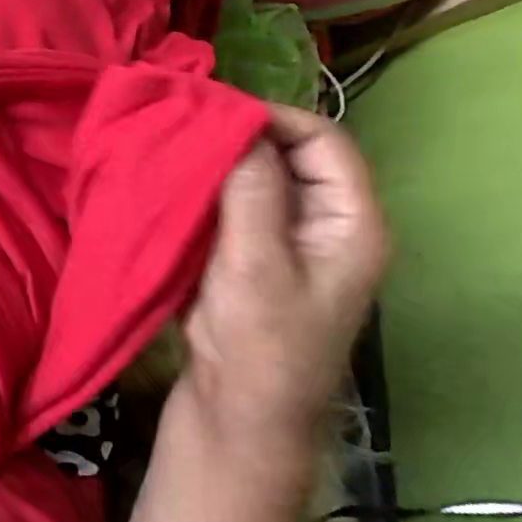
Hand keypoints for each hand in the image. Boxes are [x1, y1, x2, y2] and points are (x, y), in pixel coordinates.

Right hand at [182, 104, 389, 437]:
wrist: (237, 411)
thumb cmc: (260, 343)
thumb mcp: (256, 264)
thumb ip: (252, 191)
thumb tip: (238, 124)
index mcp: (350, 222)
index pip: (324, 143)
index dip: (274, 119)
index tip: (214, 111)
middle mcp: (323, 222)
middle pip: (289, 156)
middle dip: (240, 137)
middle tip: (185, 124)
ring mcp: (284, 238)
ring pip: (255, 178)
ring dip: (218, 162)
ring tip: (172, 145)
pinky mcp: (249, 252)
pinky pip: (230, 204)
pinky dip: (204, 189)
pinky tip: (171, 181)